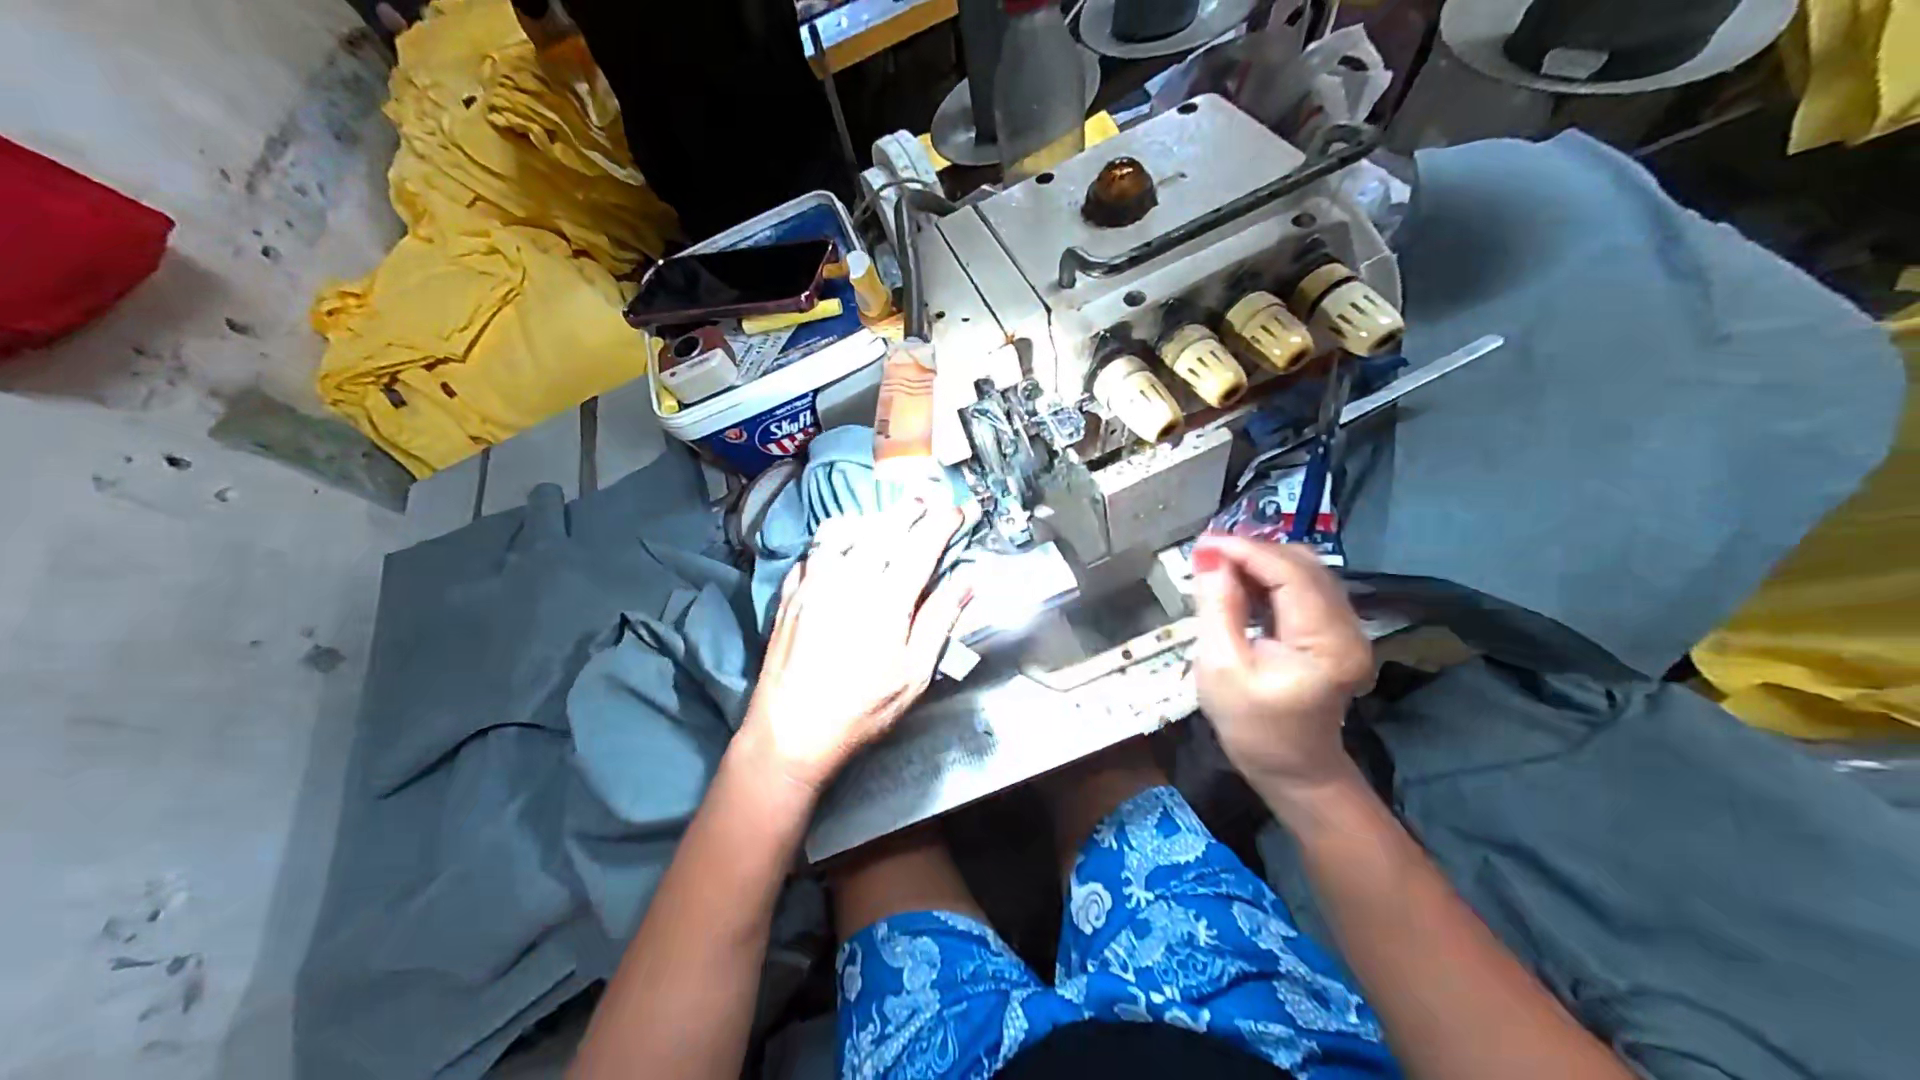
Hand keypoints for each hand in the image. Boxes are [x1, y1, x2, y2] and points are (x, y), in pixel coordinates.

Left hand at [739, 500, 971, 794]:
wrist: (791, 731)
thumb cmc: (862, 708)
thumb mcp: (914, 673)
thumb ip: (939, 621)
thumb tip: (967, 582)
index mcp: (886, 599)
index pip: (920, 547)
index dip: (940, 524)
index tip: (956, 511)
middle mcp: (849, 580)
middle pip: (881, 530)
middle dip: (906, 511)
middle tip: (923, 501)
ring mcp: (813, 585)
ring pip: (840, 533)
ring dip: (866, 520)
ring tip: (880, 518)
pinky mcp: (789, 596)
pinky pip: (810, 554)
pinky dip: (828, 543)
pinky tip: (834, 549)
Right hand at [1190, 535, 1374, 799]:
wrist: (1292, 770)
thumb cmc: (1253, 727)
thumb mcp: (1221, 667)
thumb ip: (1218, 607)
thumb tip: (1210, 557)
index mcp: (1326, 642)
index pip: (1290, 574)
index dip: (1246, 551)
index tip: (1203, 544)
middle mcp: (1348, 628)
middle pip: (1303, 566)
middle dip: (1252, 551)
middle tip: (1206, 553)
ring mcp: (1347, 629)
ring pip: (1305, 572)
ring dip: (1261, 562)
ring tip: (1218, 565)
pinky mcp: (1335, 631)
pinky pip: (1304, 588)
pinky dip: (1271, 578)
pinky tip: (1241, 583)